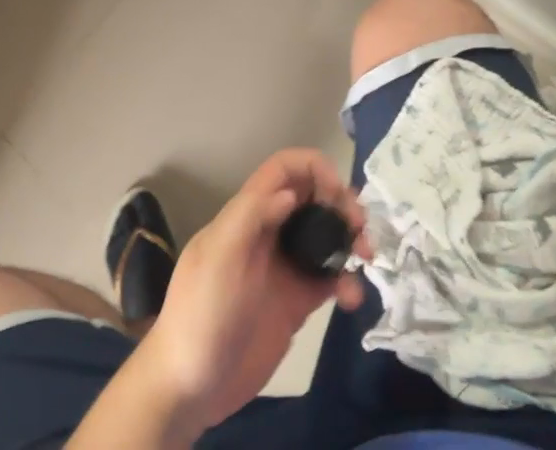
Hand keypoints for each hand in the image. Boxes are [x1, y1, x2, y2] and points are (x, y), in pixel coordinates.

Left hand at [134, 150, 370, 428]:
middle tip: (361, 230)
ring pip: (325, 237)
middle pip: (312, 199)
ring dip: (350, 241)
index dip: (315, 169)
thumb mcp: (219, 260)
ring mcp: (282, 269)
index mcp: (245, 217)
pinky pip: (329, 279)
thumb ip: (251, 217)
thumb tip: (290, 193)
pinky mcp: (295, 303)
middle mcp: (267, 235)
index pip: (283, 171)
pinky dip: (347, 282)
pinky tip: (351, 299)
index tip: (340, 195)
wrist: (189, 386)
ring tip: (367, 260)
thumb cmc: (201, 316)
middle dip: (342, 204)